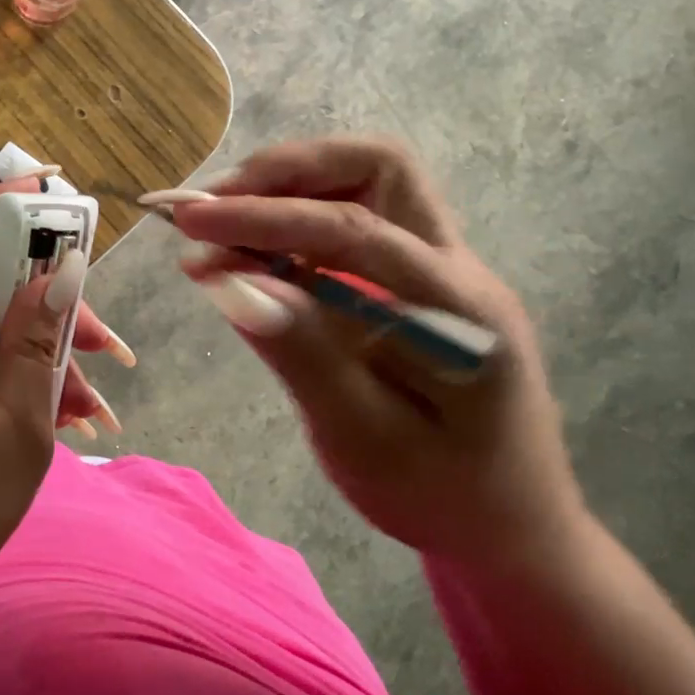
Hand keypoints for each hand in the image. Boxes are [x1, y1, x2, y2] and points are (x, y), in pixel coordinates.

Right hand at [169, 137, 588, 568]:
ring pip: (363, 183)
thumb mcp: (361, 437)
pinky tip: (246, 252)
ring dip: (285, 187)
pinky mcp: (408, 282)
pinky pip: (349, 222)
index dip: (263, 216)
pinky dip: (290, 220)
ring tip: (216, 223)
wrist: (507, 526)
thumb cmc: (437, 492)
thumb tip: (229, 282)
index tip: (187, 222)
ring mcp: (435, 270)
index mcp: (456, 308)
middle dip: (285, 170)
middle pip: (377, 167)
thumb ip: (301, 352)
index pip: (352, 228)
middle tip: (211, 205)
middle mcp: (454, 269)